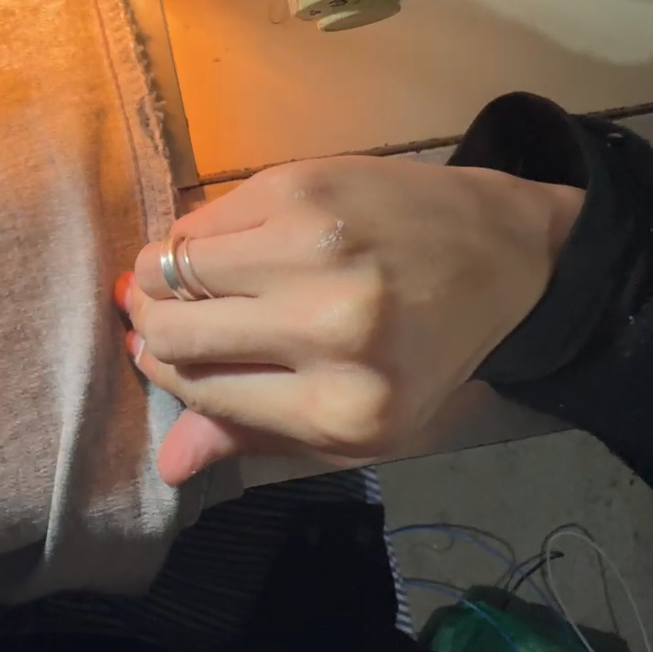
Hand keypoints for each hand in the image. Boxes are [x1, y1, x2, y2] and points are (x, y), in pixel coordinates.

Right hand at [115, 156, 583, 485]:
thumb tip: (166, 464)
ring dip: (159, 273)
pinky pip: (196, 219)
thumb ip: (254, 434)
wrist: (504, 252)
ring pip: (169, 266)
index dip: (162, 367)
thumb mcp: (357, 421)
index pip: (198, 389)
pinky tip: (218, 242)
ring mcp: (308, 249)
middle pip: (172, 330)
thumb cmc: (425, 348)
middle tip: (157, 310)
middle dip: (148, 321)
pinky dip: (192, 235)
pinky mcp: (295, 187)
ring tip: (182, 275)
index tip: (155, 348)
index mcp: (341, 409)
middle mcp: (323, 330)